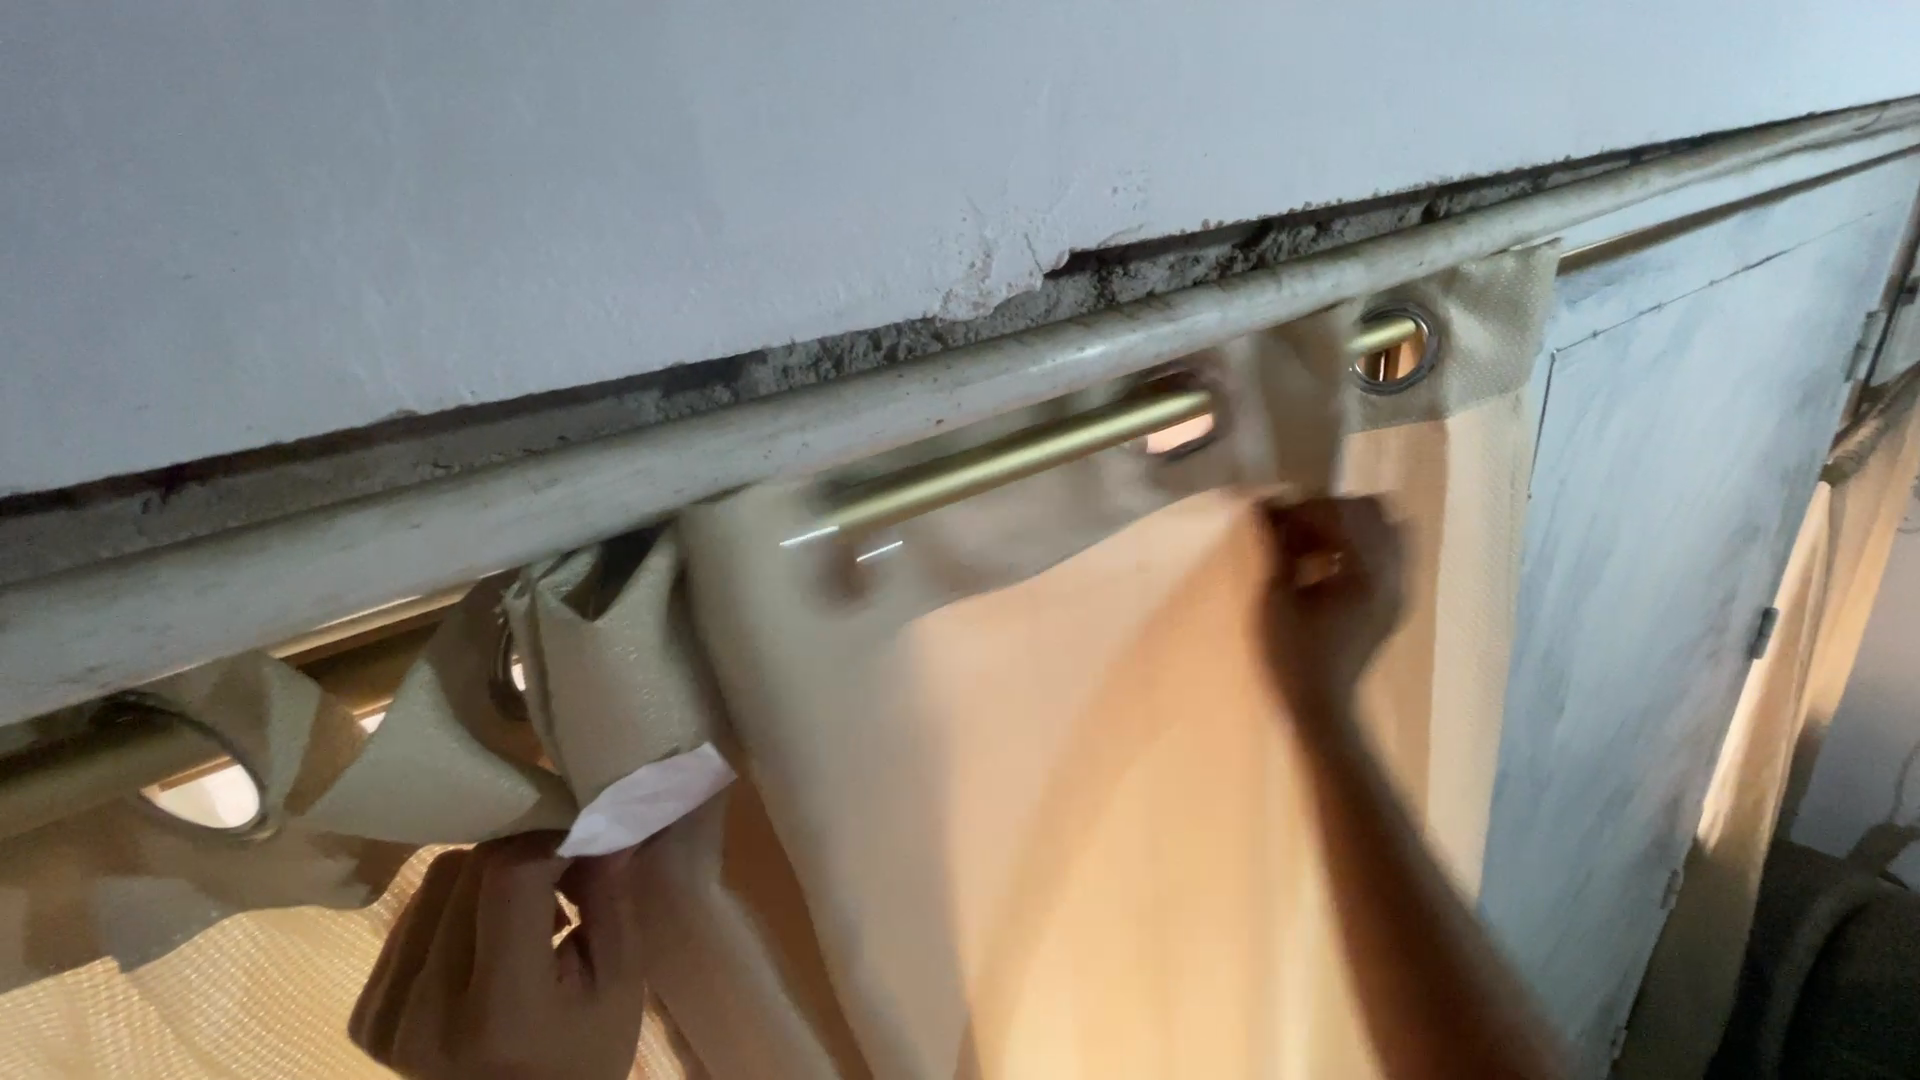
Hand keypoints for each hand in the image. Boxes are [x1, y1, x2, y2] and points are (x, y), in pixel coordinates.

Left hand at [349, 833, 647, 1079]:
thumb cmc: (587, 1051)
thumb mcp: (621, 977)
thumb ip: (608, 895)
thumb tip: (598, 818)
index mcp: (502, 1012)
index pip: (511, 878)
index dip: (550, 841)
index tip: (582, 840)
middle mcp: (426, 1013)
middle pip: (470, 871)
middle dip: (525, 851)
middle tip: (562, 869)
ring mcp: (385, 1016)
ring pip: (436, 881)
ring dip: (489, 874)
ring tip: (527, 906)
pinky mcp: (364, 1015)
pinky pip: (413, 912)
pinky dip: (458, 902)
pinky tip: (489, 933)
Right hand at [1259, 495, 1405, 717]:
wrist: (1321, 707)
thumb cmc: (1292, 656)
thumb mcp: (1276, 598)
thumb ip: (1274, 546)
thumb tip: (1262, 504)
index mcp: (1367, 573)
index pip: (1343, 512)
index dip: (1304, 508)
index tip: (1271, 520)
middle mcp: (1396, 574)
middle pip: (1372, 510)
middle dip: (1328, 510)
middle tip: (1292, 530)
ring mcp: (1400, 587)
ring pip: (1386, 527)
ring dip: (1346, 525)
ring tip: (1310, 544)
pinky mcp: (1394, 599)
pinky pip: (1388, 551)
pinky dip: (1358, 544)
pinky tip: (1325, 564)